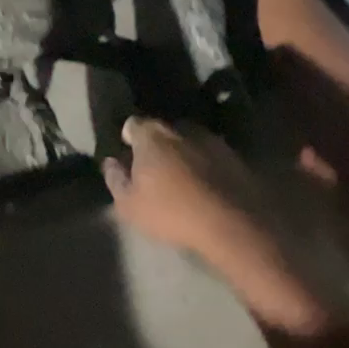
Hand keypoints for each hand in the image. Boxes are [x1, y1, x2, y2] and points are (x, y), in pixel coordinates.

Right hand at [106, 116, 329, 334]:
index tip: (128, 150)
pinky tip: (206, 185)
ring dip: (186, 153)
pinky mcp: (237, 158)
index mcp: (152, 136)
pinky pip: (214, 157)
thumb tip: (111, 162)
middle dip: (159, 143)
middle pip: (165, 130)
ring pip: (192, 141)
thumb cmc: (172, 212)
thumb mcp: (130, 205)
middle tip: (155, 165)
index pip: (134, 124)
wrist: (233, 223)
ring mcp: (214, 141)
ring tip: (183, 177)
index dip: (129, 136)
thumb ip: (116, 180)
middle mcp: (183, 129)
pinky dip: (208, 165)